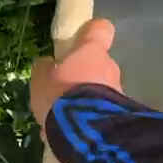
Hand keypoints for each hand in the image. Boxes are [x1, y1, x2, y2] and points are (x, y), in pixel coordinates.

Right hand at [30, 18, 122, 135]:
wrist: (88, 131)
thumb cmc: (61, 94)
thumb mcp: (41, 79)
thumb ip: (45, 68)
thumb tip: (49, 64)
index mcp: (92, 51)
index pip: (101, 28)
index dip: (91, 31)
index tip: (81, 37)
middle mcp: (110, 67)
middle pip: (98, 64)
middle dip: (83, 76)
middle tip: (63, 92)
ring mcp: (118, 91)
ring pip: (99, 90)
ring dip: (84, 101)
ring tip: (62, 120)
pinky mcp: (121, 115)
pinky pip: (101, 112)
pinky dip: (88, 119)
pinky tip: (71, 134)